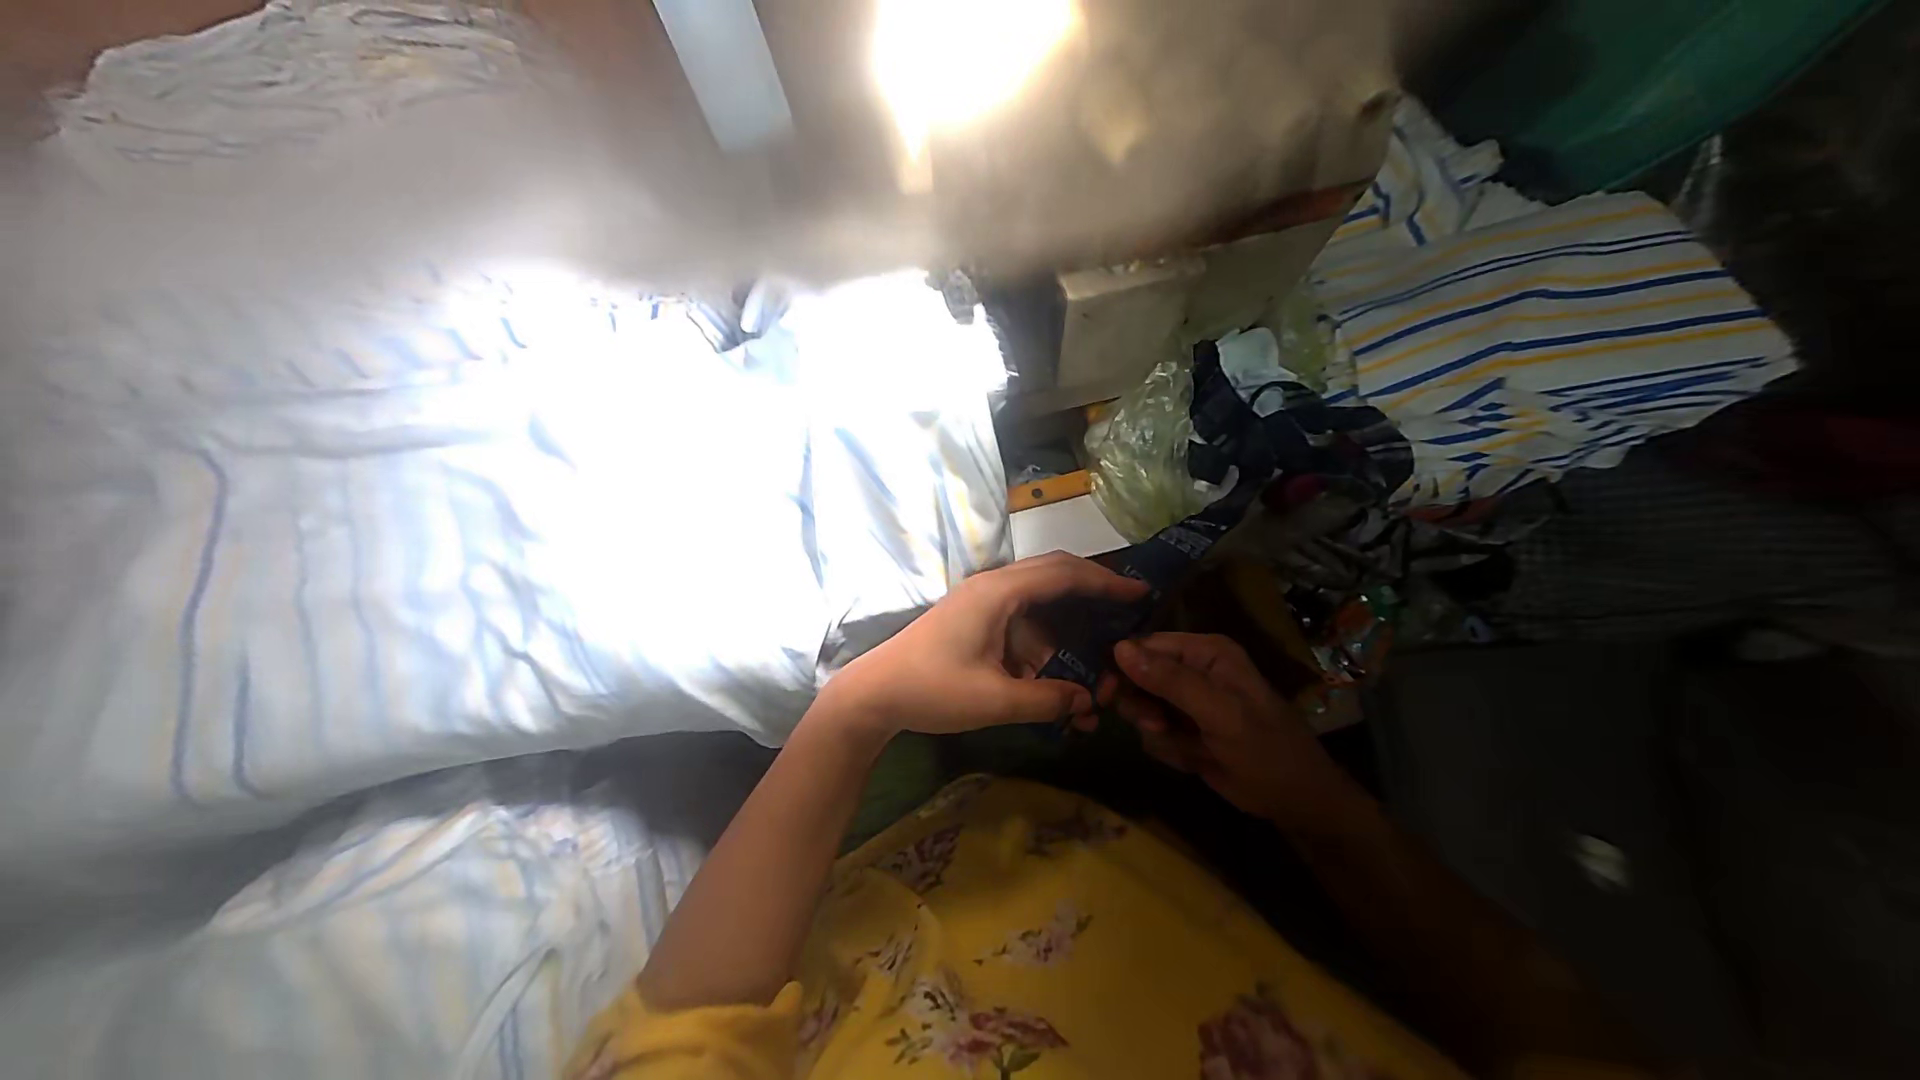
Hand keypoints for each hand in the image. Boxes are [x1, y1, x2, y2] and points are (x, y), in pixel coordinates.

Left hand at [819, 552, 1149, 737]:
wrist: (876, 693)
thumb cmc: (932, 688)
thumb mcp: (995, 699)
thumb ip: (1047, 700)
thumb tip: (1088, 702)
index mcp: (999, 592)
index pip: (1063, 573)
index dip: (1105, 580)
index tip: (1140, 592)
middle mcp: (994, 588)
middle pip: (1054, 577)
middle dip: (1093, 595)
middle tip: (1127, 614)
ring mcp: (983, 605)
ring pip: (1039, 608)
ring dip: (1066, 636)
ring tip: (1094, 668)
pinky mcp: (976, 623)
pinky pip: (1021, 627)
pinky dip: (1043, 649)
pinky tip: (1055, 681)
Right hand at [1095, 633, 1363, 829]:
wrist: (1296, 803)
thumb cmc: (1266, 750)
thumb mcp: (1220, 713)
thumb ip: (1170, 680)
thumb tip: (1118, 648)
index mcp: (1205, 652)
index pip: (1144, 645)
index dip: (1121, 667)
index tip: (1106, 693)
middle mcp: (1193, 669)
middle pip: (1135, 676)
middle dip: (1141, 705)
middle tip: (1156, 725)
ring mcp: (1186, 702)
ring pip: (1140, 708)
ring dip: (1156, 731)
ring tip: (1185, 746)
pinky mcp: (1183, 730)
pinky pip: (1152, 734)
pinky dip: (1168, 750)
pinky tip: (1193, 759)